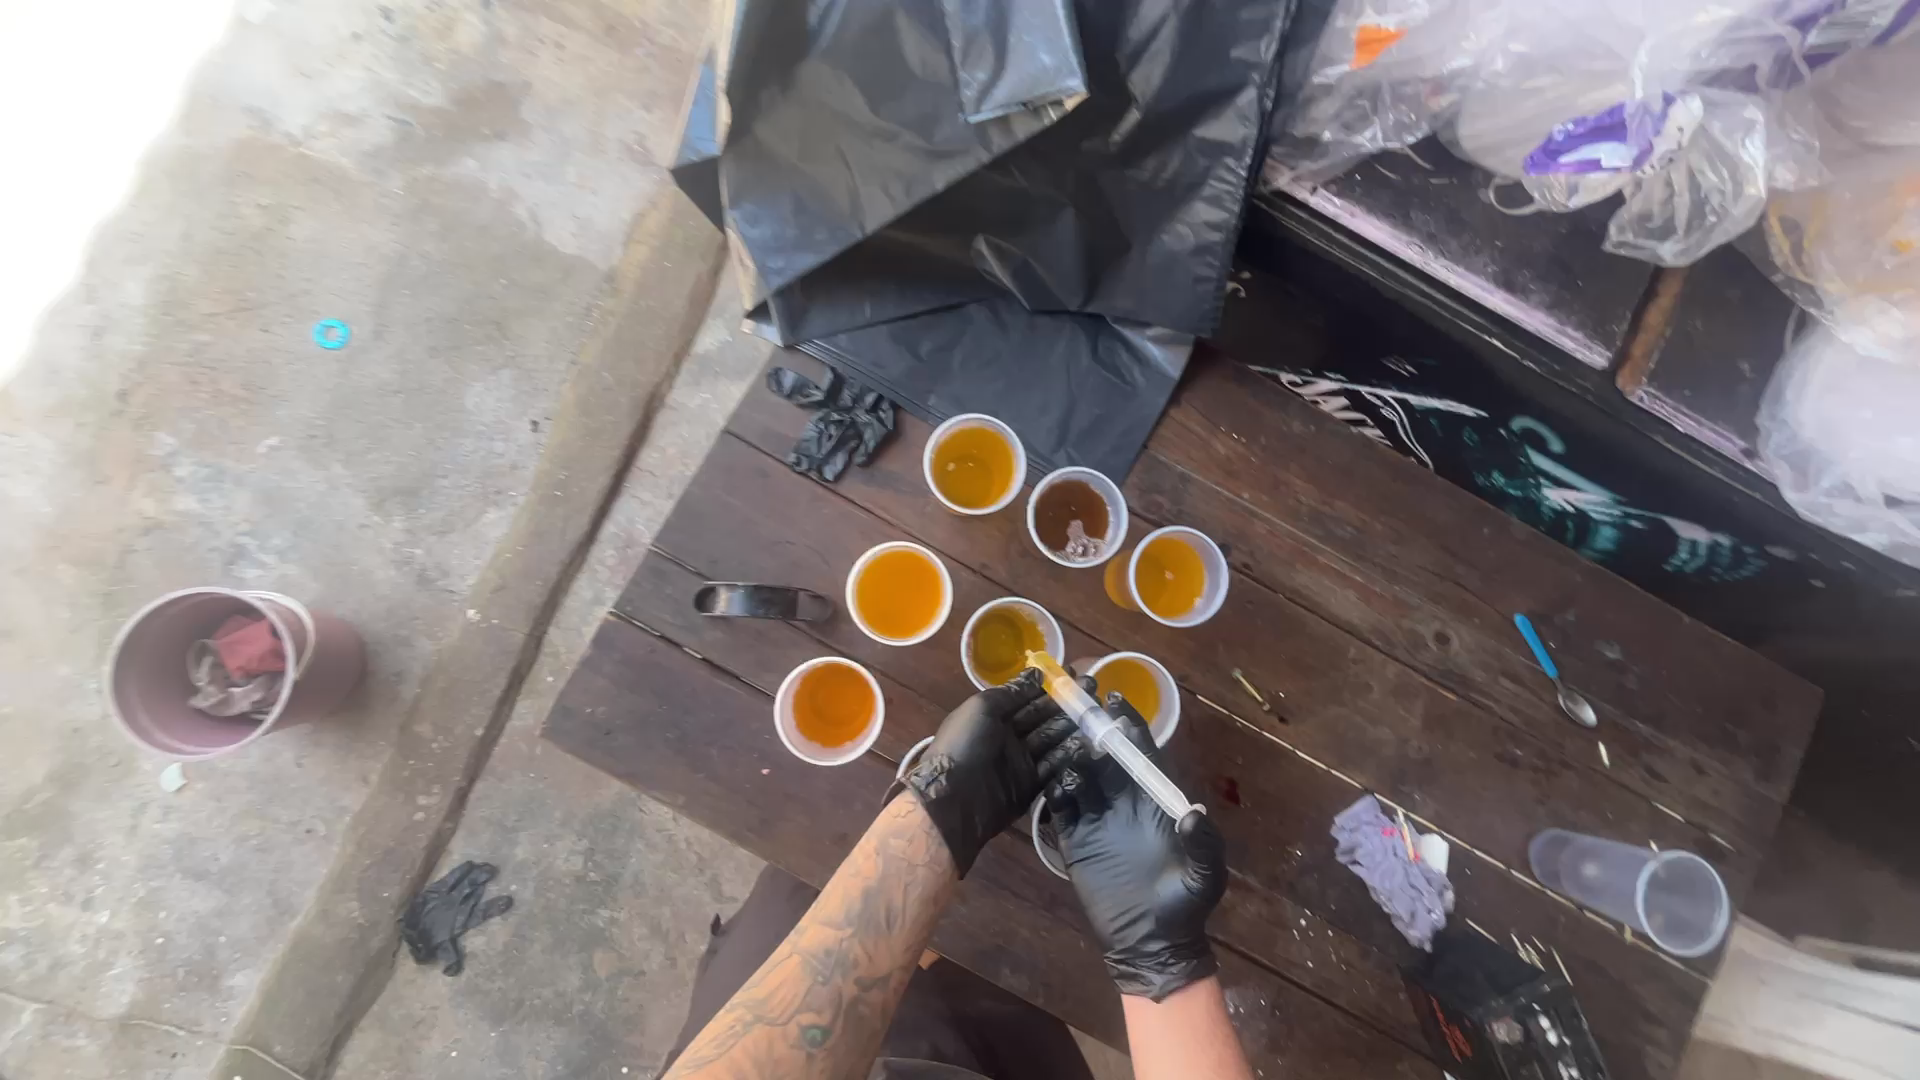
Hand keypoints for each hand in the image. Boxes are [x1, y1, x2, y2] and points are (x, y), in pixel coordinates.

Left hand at [898, 667, 1080, 876]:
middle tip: (1095, 696)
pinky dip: (1069, 757)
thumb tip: (1036, 673)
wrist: (954, 801)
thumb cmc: (964, 745)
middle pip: (1043, 717)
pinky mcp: (1030, 786)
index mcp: (993, 713)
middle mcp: (1008, 735)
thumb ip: (1011, 692)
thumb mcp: (982, 708)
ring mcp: (1020, 761)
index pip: (1027, 696)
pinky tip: (1089, 746)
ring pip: (1052, 740)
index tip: (1077, 676)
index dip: (1050, 686)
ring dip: (1072, 730)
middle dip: (1068, 706)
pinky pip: (1053, 767)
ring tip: (1098, 719)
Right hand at [1045, 696, 1226, 1001]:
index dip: (1129, 725)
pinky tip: (1052, 782)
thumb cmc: (1184, 906)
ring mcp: (1096, 818)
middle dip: (1093, 731)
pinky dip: (1054, 791)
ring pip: (1078, 775)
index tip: (1115, 699)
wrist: (1151, 945)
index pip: (1141, 753)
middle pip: (1104, 756)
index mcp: (1154, 799)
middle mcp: (1122, 800)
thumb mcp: (1205, 876)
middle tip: (1078, 710)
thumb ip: (1203, 844)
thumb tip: (1193, 812)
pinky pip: (1059, 808)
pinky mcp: (1074, 839)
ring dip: (1071, 757)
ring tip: (1065, 746)